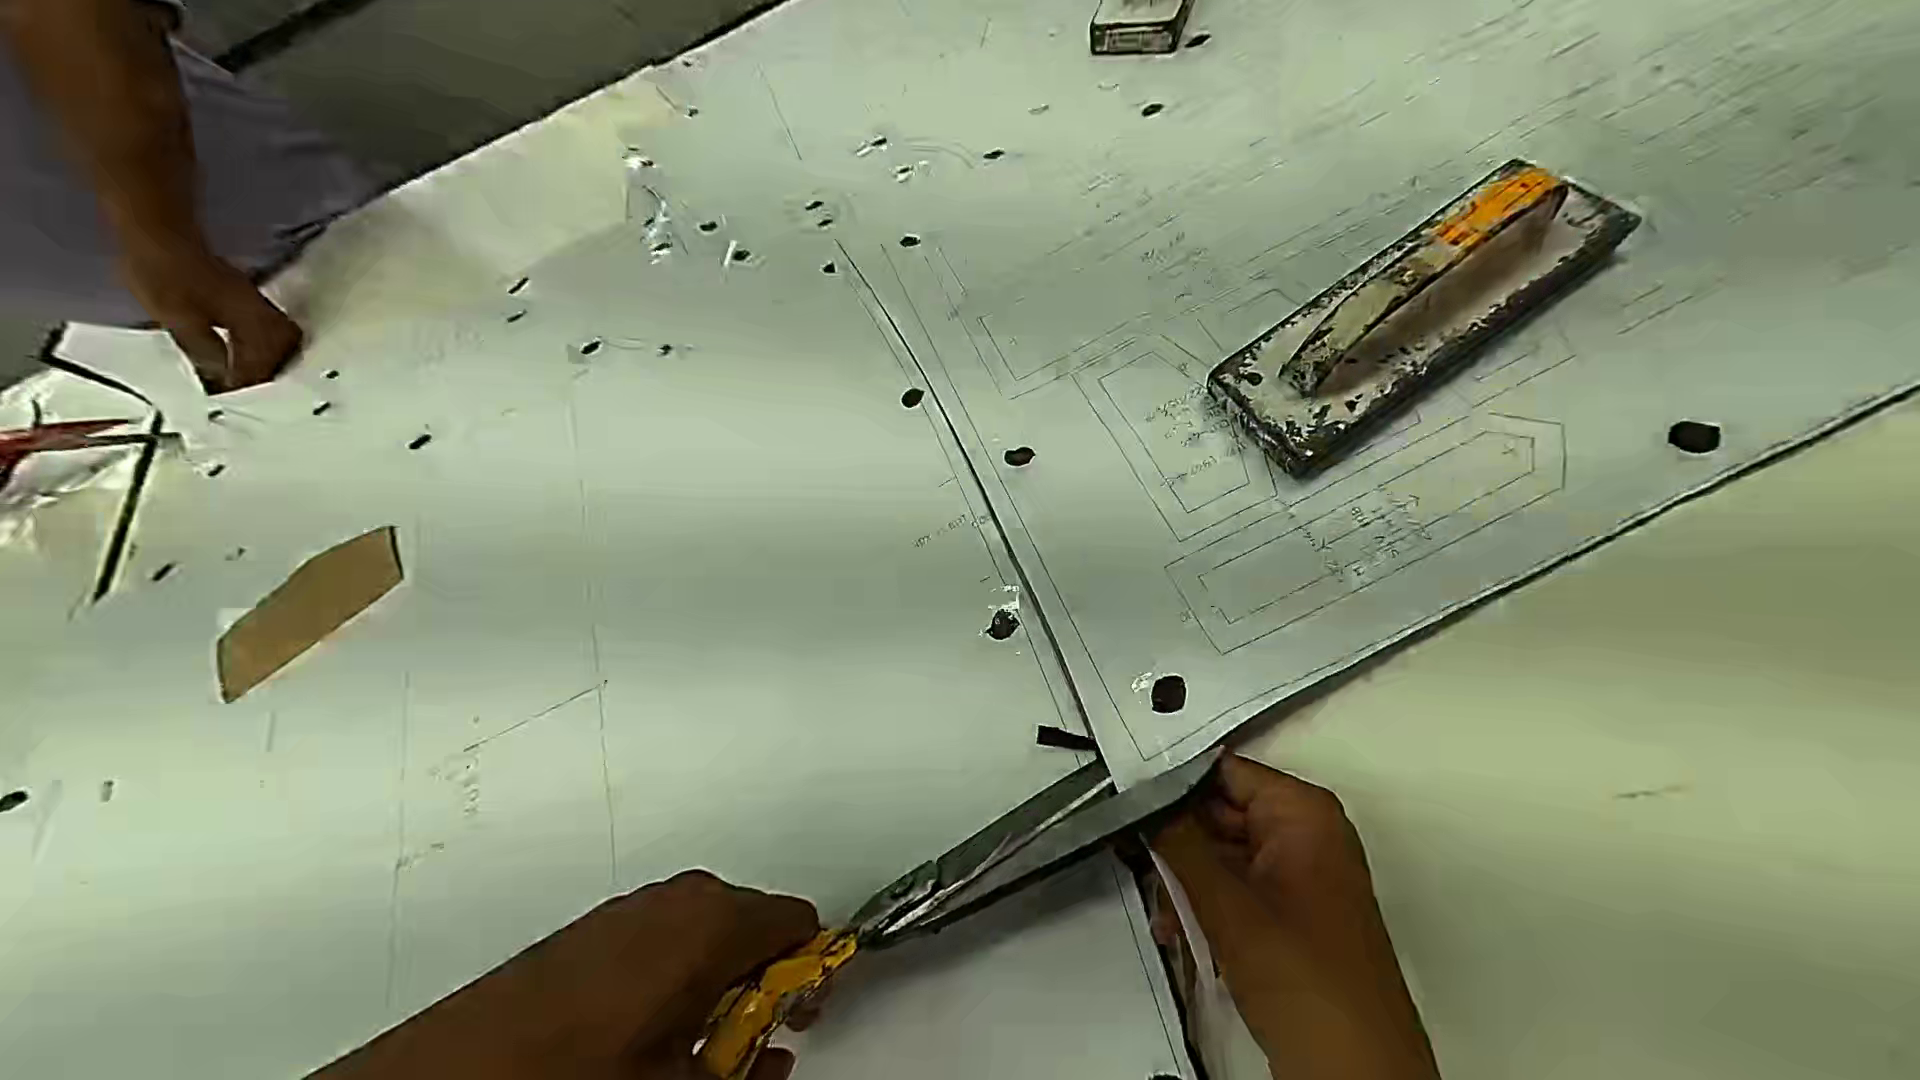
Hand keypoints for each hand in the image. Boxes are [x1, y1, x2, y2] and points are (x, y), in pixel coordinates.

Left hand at [120, 237, 302, 392]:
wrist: (162, 237)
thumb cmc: (166, 277)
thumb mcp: (177, 319)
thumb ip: (205, 352)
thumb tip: (221, 378)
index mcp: (257, 328)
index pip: (259, 367)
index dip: (244, 385)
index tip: (230, 399)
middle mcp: (272, 322)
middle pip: (281, 360)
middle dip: (267, 377)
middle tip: (248, 393)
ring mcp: (268, 312)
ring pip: (283, 349)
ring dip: (272, 365)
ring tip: (254, 378)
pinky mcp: (259, 306)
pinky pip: (275, 337)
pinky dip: (268, 350)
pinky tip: (255, 355)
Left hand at [314, 871, 819, 1079]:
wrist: (451, 1076)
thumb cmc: (572, 1074)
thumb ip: (748, 1069)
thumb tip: (777, 1060)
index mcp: (715, 919)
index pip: (798, 921)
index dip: (810, 968)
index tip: (802, 1013)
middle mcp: (684, 895)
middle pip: (757, 921)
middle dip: (763, 979)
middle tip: (745, 1045)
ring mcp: (641, 903)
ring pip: (713, 927)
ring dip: (720, 978)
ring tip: (691, 1045)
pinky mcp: (604, 919)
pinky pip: (670, 932)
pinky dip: (680, 970)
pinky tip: (648, 1028)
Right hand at [1153, 755, 1439, 1079]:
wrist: (1356, 1076)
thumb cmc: (1300, 976)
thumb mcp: (1225, 902)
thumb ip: (1177, 840)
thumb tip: (1140, 796)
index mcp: (1302, 813)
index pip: (1222, 772)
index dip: (1172, 782)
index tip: (1127, 799)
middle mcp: (1303, 832)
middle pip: (1219, 814)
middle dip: (1176, 843)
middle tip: (1136, 860)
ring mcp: (1298, 872)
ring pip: (1222, 853)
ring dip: (1185, 880)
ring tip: (1163, 913)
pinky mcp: (1291, 910)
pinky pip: (1237, 885)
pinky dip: (1206, 904)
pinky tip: (1178, 928)